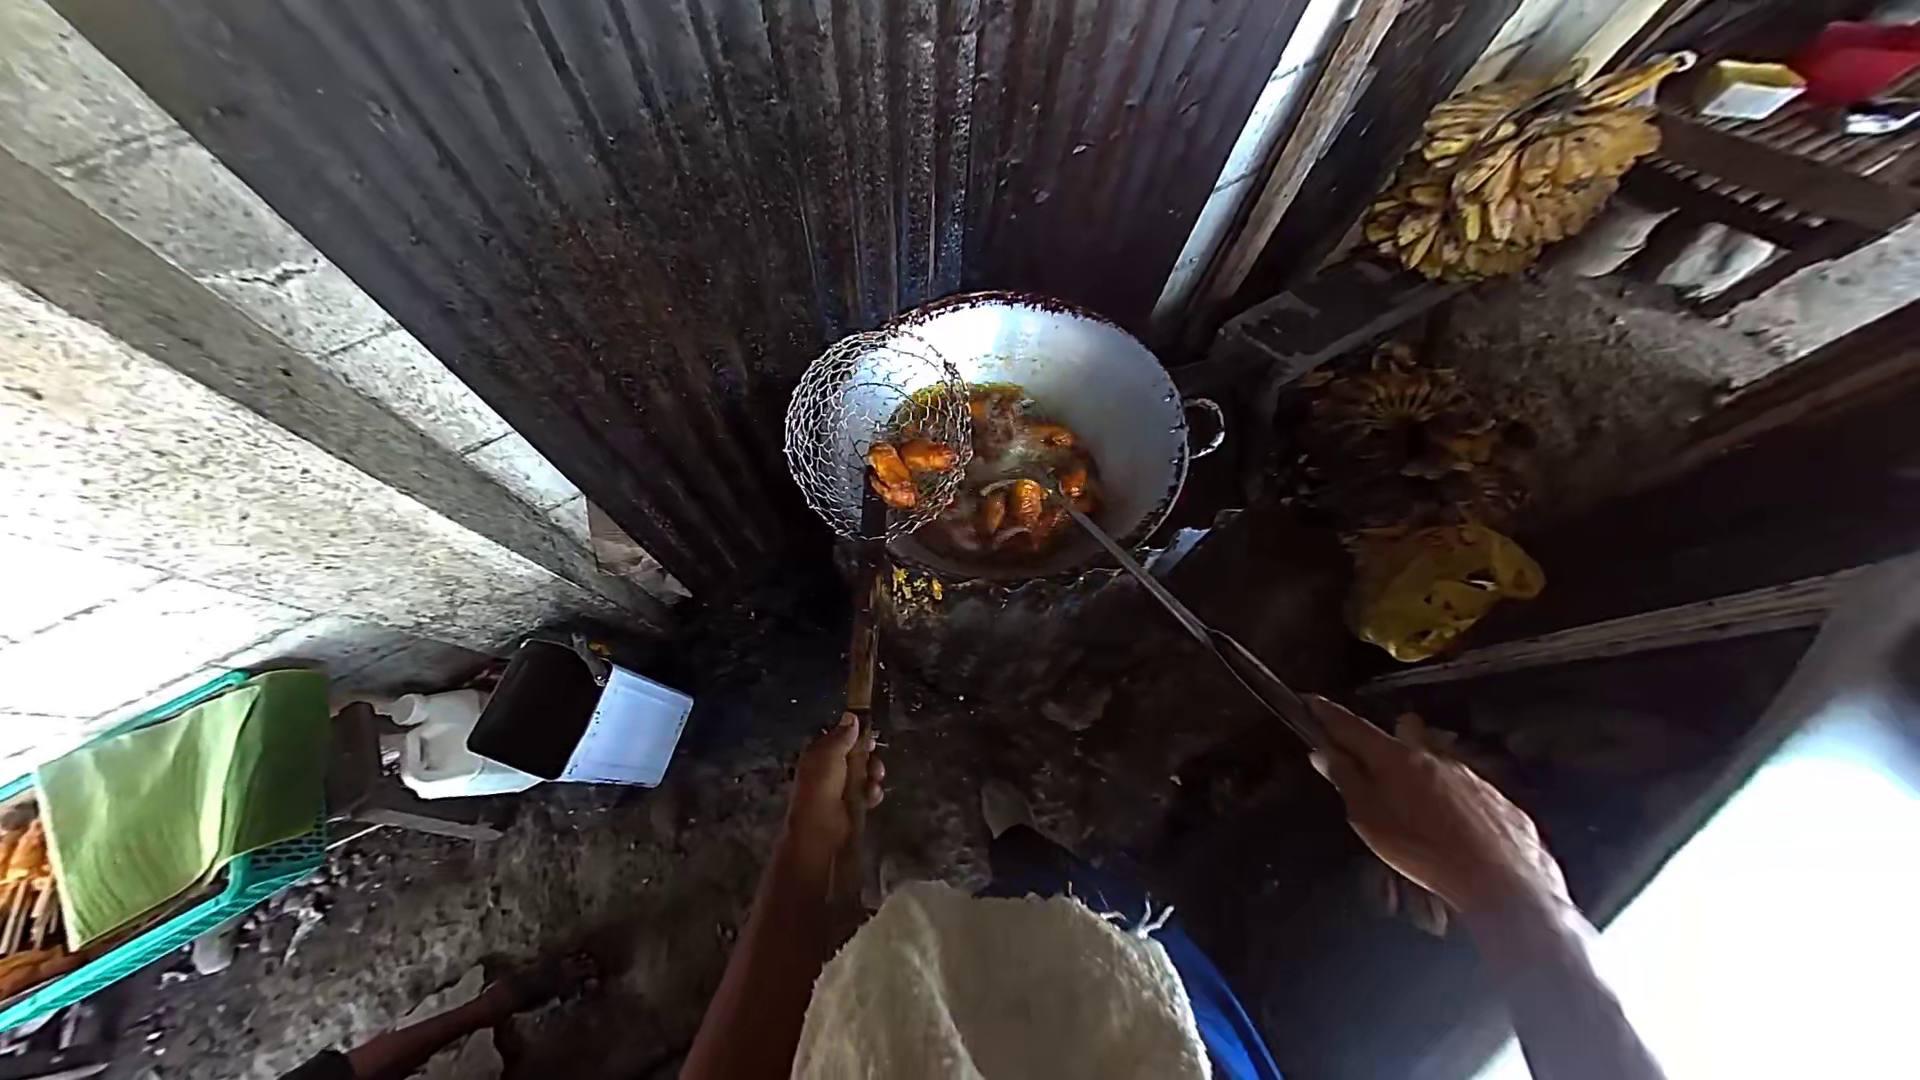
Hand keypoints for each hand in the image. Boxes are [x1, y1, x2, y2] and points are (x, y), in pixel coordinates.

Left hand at [782, 713, 884, 873]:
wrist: (819, 829)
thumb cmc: (821, 787)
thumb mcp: (830, 756)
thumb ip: (842, 736)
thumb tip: (852, 716)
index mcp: (819, 754)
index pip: (840, 737)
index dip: (855, 735)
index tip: (869, 735)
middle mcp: (830, 768)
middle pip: (856, 754)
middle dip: (869, 756)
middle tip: (874, 760)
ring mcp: (841, 787)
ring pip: (865, 771)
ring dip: (873, 774)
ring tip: (875, 780)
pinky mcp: (852, 803)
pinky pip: (868, 791)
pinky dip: (873, 792)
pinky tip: (872, 796)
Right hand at [1308, 696, 1567, 915]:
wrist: (1505, 889)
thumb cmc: (1424, 851)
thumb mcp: (1367, 818)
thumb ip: (1346, 781)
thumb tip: (1325, 754)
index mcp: (1395, 758)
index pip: (1352, 726)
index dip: (1328, 713)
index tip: (1313, 703)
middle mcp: (1434, 758)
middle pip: (1406, 730)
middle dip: (1391, 734)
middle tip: (1377, 756)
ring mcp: (1473, 778)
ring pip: (1441, 760)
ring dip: (1424, 772)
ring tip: (1418, 805)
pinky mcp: (1502, 803)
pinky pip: (1471, 790)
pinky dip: (1456, 800)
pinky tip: (1455, 829)